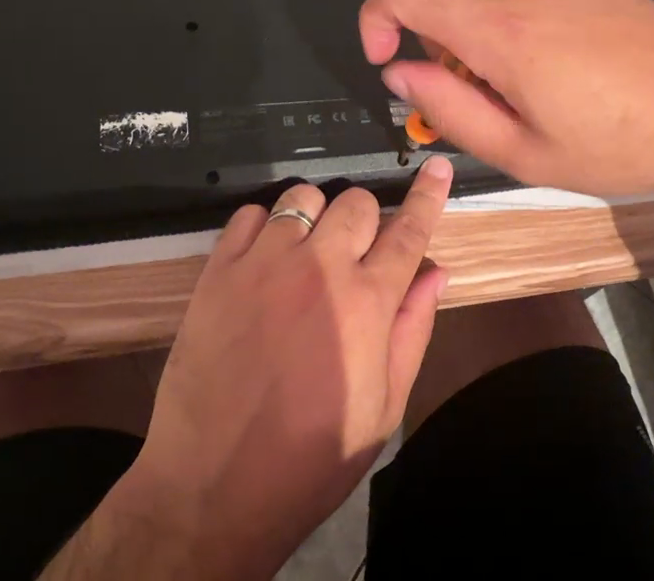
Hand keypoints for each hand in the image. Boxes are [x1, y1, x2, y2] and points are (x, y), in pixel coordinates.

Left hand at [52, 160, 452, 580]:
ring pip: (303, 198)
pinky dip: (266, 226)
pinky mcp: (218, 272)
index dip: (428, 195)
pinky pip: (249, 215)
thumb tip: (435, 272)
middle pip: (357, 203)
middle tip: (356, 259)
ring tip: (308, 254)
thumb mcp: (383, 407)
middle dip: (367, 221)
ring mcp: (264, 265)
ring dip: (317, 218)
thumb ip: (412, 330)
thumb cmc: (312, 457)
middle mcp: (320, 268)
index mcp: (368, 302)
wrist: (216, 487)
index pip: (409, 231)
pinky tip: (265, 261)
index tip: (437, 167)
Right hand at [358, 0, 653, 234]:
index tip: (386, 60)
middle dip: (432, 41)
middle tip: (470, 98)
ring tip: (516, 88)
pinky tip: (553, 65)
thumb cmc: (623, 147)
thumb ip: (451, 110)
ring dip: (471, 31)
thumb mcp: (526, 153)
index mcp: (503, 31)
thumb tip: (399, 72)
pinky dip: (507, 18)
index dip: (376, 16)